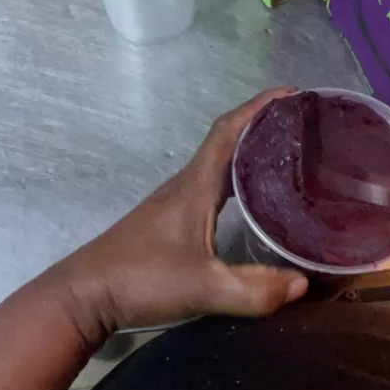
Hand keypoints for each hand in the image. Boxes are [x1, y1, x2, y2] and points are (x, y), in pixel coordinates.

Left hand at [49, 89, 309, 345]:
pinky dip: (238, 182)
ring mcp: (175, 203)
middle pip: (227, 142)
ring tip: (289, 160)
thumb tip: (303, 282)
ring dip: (251, 154)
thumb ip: (253, 289)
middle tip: (304, 129)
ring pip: (220, 166)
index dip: (259, 107)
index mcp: (194, 186)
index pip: (228, 131)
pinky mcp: (171, 222)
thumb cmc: (141, 279)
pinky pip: (213, 188)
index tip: (293, 94)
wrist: (86, 295)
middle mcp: (185, 186)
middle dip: (264, 128)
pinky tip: (254, 203)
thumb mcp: (203, 288)